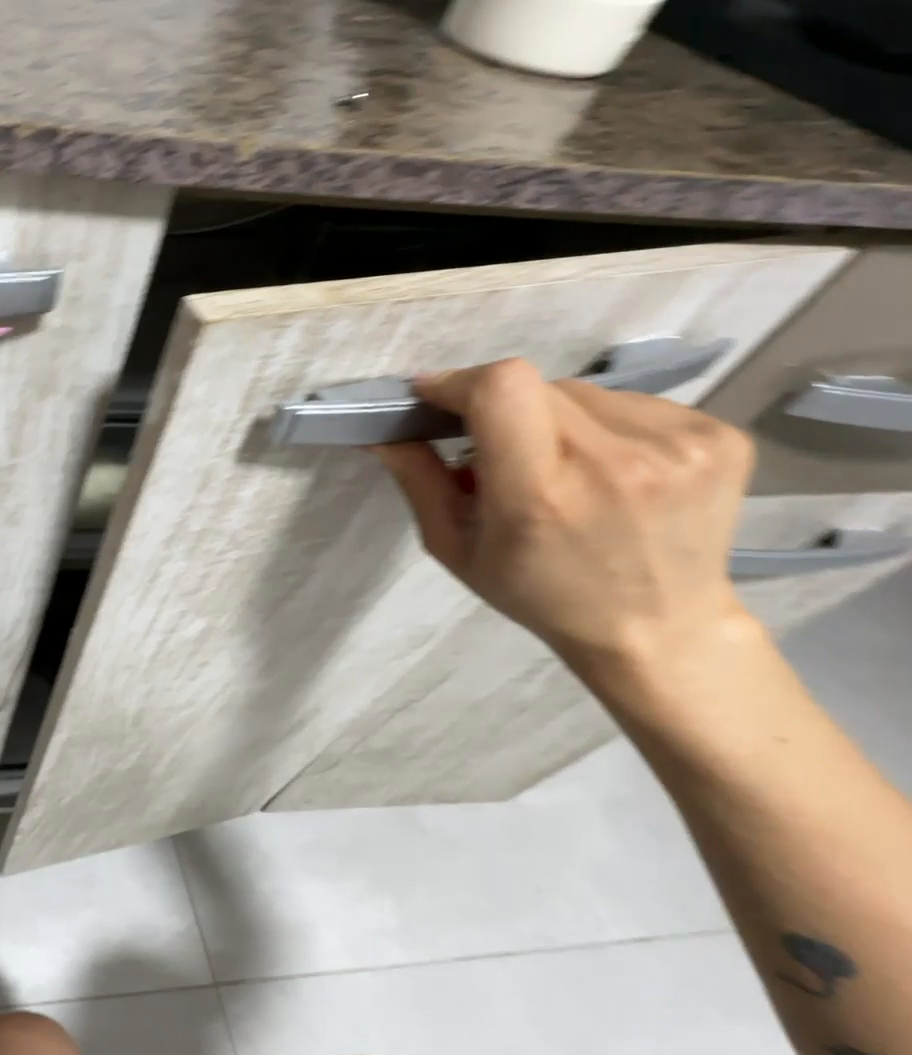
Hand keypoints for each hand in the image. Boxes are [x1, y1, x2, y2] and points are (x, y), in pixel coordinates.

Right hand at [372, 358, 758, 665]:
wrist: (658, 626)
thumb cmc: (540, 593)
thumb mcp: (457, 549)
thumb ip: (419, 480)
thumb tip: (381, 429)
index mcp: (541, 495)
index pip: (502, 388)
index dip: (461, 382)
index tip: (438, 398)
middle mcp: (616, 462)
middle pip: (535, 386)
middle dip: (504, 409)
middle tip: (499, 450)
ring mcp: (679, 447)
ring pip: (583, 392)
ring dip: (555, 418)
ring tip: (563, 467)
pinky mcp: (719, 437)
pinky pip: (631, 403)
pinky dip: (604, 426)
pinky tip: (609, 470)